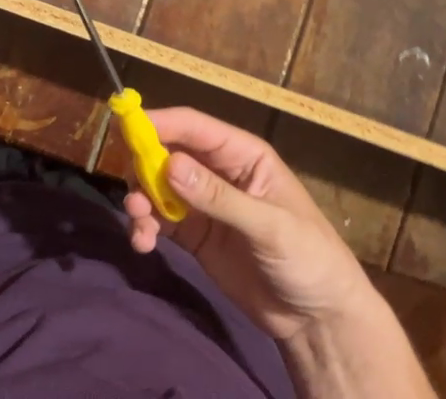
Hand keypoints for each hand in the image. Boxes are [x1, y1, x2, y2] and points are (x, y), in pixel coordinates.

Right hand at [122, 107, 375, 341]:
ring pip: (155, 185)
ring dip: (140, 199)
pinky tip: (143, 243)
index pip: (193, 127)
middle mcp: (217, 171)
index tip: (124, 128)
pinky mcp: (192, 234)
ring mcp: (202, 203)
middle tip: (132, 189)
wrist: (320, 322)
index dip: (158, 123)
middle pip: (165, 152)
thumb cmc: (311, 261)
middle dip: (142, 167)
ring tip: (140, 224)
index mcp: (242, 155)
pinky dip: (144, 226)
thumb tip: (168, 164)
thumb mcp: (270, 227)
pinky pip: (157, 219)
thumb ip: (218, 196)